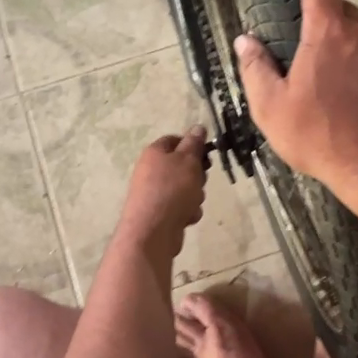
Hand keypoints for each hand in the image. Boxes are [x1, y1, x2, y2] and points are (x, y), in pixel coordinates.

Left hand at [115, 127, 208, 269]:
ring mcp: (153, 192)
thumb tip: (198, 127)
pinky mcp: (158, 212)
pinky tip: (186, 217)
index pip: (175, 140)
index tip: (206, 155)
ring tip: (192, 203)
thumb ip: (194, 144)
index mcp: (155, 152)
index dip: (192, 145)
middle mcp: (150, 170)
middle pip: (182, 166)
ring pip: (184, 188)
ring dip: (194, 195)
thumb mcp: (188, 161)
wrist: (153, 230)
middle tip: (200, 181)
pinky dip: (186, 211)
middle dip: (196, 175)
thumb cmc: (172, 189)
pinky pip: (179, 206)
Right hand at [233, 0, 357, 189]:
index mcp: (328, 33)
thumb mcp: (271, 108)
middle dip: (321, 13)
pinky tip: (348, 93)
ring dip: (341, 43)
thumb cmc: (319, 136)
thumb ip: (256, 68)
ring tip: (323, 72)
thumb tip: (245, 40)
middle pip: (341, 8)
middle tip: (300, 36)